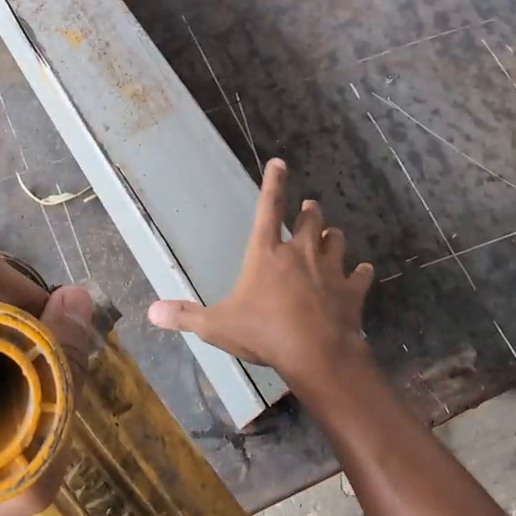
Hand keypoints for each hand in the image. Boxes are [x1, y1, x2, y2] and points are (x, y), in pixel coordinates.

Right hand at [146, 158, 373, 390]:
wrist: (317, 354)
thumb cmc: (265, 333)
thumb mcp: (217, 326)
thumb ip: (187, 316)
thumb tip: (152, 312)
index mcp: (267, 253)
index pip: (268, 209)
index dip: (273, 184)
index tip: (280, 162)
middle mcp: (300, 253)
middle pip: (311, 220)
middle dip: (310, 212)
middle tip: (310, 208)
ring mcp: (330, 270)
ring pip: (338, 240)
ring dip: (334, 237)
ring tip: (333, 235)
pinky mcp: (352, 290)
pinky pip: (361, 275)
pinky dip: (361, 273)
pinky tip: (364, 272)